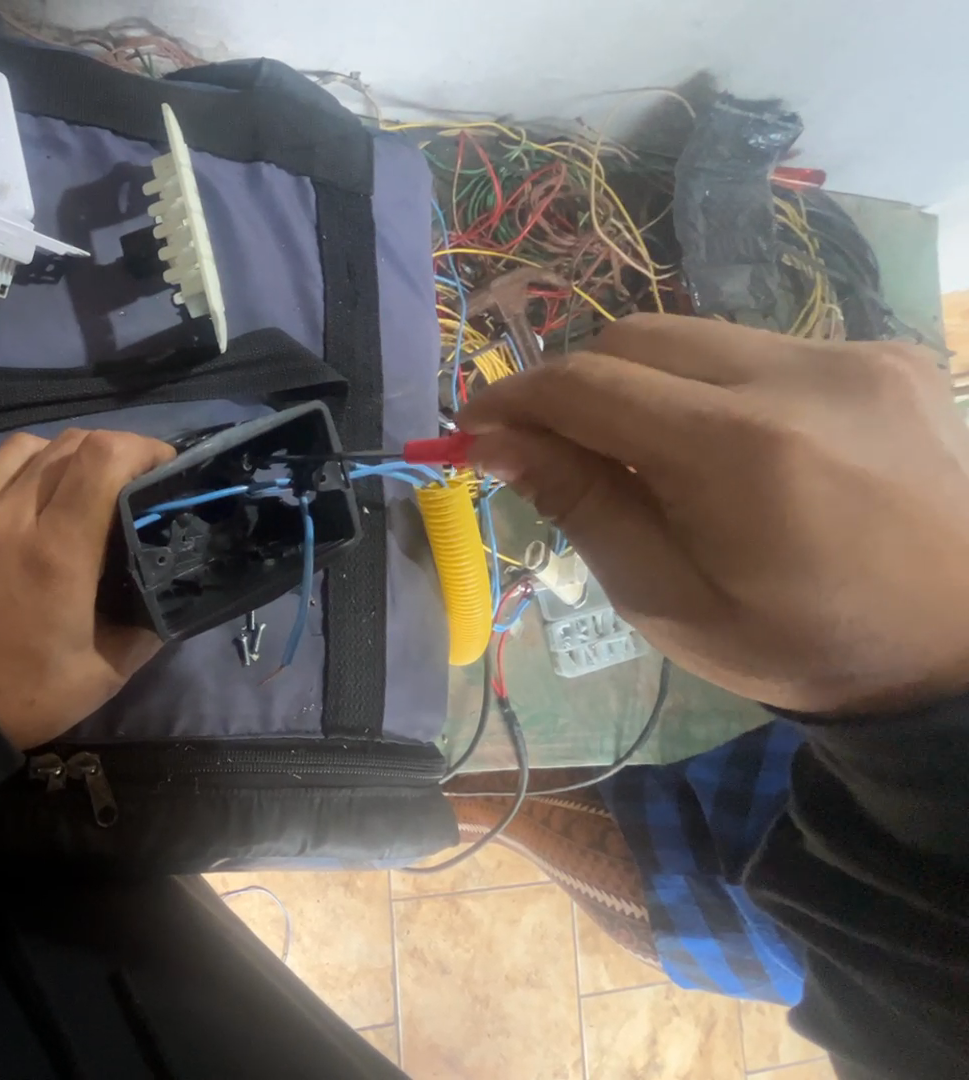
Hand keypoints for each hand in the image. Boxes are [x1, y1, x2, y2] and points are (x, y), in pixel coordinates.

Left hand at [0, 429, 175, 747]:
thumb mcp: (106, 671)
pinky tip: (26, 505)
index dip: (142, 447)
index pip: (103, 458)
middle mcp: (9, 518)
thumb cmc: (26, 694)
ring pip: (23, 448)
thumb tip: (171, 585)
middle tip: (128, 477)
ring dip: (61, 453)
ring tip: (77, 481)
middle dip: (111, 449)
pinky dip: (17, 474)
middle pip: (68, 444)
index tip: (162, 465)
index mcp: (57, 551)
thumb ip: (147, 621)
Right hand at [460, 314, 968, 714]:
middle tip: (532, 443)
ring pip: (683, 336)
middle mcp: (804, 377)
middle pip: (630, 339)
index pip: (586, 385)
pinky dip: (684, 384)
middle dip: (561, 385)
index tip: (468, 430)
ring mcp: (854, 358)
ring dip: (621, 382)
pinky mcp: (882, 358)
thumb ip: (577, 503)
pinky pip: (741, 349)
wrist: (967, 653)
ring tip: (615, 449)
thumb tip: (494, 443)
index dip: (509, 399)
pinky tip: (694, 442)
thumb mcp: (658, 593)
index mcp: (742, 448)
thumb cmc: (793, 643)